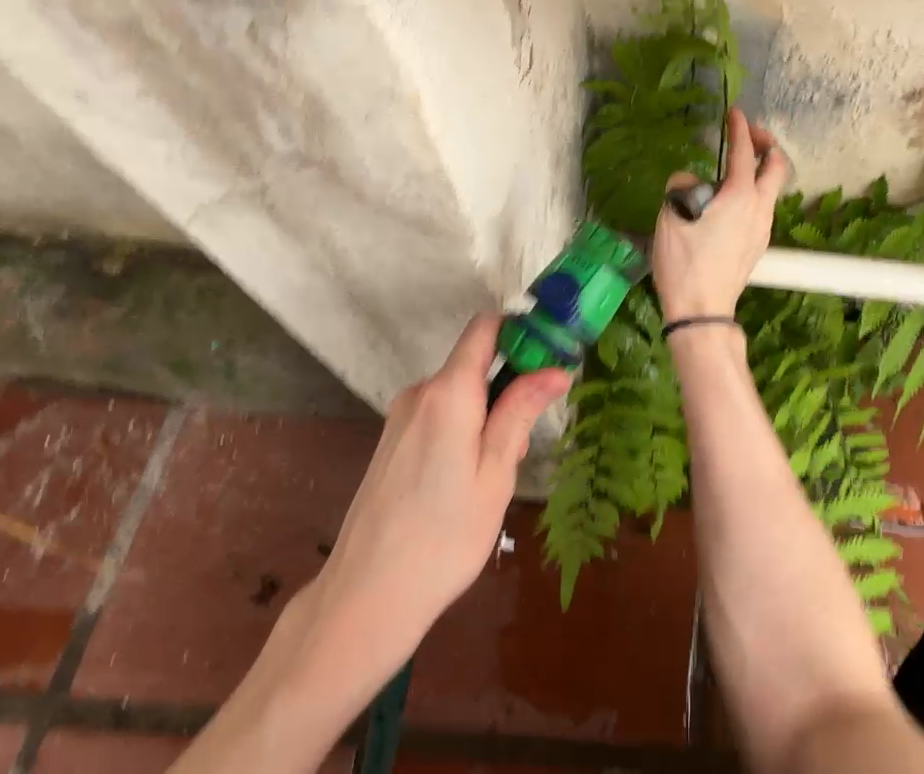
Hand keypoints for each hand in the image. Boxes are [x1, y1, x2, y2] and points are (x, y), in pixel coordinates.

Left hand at [303, 314, 570, 652]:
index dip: (522, 332)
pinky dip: (463, 435)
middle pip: (475, 367)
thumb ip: (520, 412)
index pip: (485, 329)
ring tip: (491, 480)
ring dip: (486, 420)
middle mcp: (418, 394)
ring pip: (460, 397)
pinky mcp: (391, 444)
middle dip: (508, 392)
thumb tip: (555, 369)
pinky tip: (464, 487)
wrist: (368, 593)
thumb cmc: (445, 536)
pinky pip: (439, 419)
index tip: (553, 358)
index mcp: (447, 393)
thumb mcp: (496, 473)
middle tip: (520, 451)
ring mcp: (400, 419)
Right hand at [653, 108, 789, 319]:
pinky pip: (763, 206)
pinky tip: (732, 199)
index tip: (735, 113)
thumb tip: (690, 181)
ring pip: (772, 187)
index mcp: (739, 196)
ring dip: (762, 169)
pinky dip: (755, 190)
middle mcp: (759, 208)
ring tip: (738, 166)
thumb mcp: (671, 217)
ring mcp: (763, 228)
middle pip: (777, 165)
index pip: (744, 151)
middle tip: (750, 135)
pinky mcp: (758, 244)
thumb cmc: (684, 263)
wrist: (702, 309)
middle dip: (766, 144)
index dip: (740, 128)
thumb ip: (682, 187)